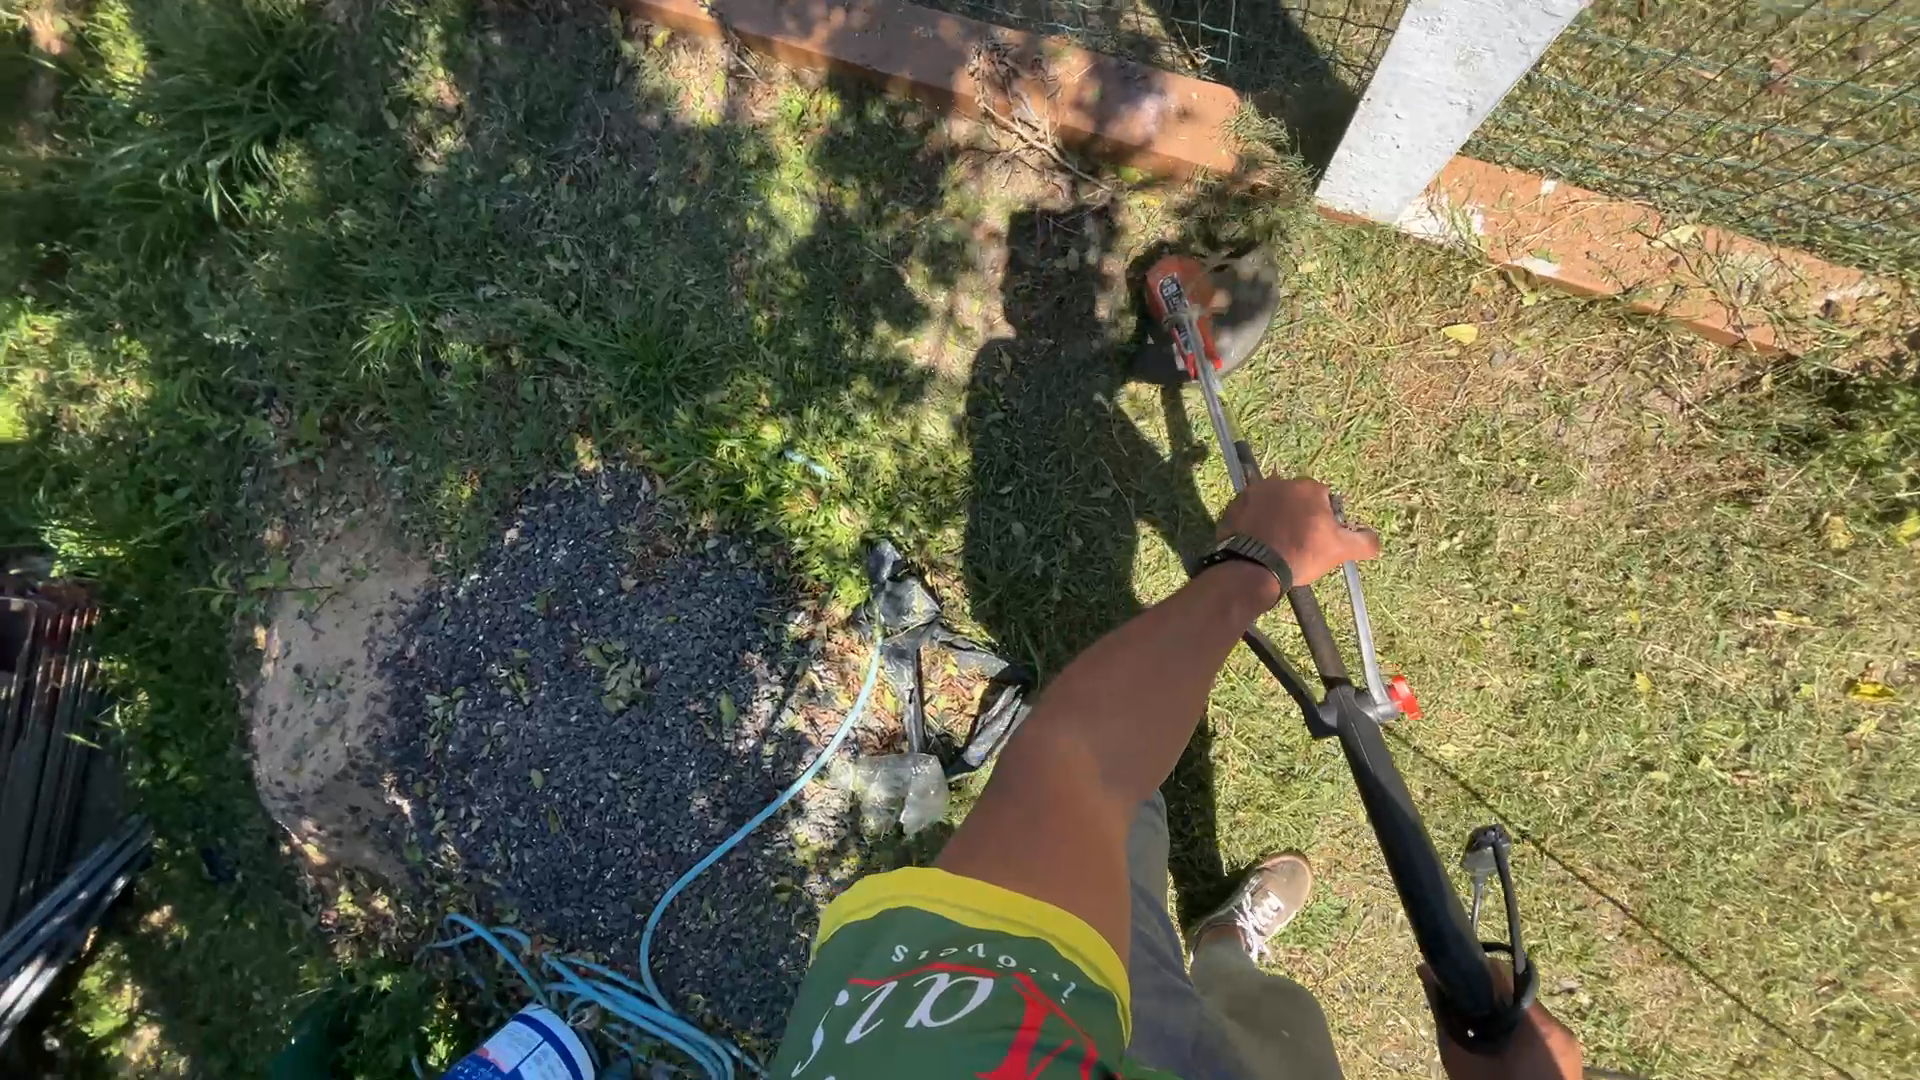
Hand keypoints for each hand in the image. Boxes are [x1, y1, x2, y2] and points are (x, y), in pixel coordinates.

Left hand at [1218, 477, 1379, 584]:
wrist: (1253, 566)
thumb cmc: (1300, 553)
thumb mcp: (1340, 549)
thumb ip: (1364, 541)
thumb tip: (1373, 539)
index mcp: (1308, 488)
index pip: (1322, 498)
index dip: (1321, 518)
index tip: (1316, 536)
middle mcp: (1278, 483)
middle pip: (1294, 498)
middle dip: (1297, 514)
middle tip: (1295, 541)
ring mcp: (1252, 493)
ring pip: (1270, 503)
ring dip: (1273, 516)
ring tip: (1274, 542)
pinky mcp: (1232, 506)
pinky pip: (1248, 511)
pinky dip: (1252, 521)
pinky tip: (1255, 540)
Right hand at [1420, 963, 1583, 1079]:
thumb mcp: (1459, 1054)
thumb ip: (1443, 1009)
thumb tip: (1426, 970)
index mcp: (1538, 1025)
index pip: (1500, 974)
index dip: (1471, 972)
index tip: (1451, 981)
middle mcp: (1560, 1029)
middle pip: (1511, 993)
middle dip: (1483, 997)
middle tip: (1460, 1013)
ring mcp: (1568, 1046)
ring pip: (1522, 1012)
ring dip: (1498, 1015)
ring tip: (1476, 1034)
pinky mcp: (1569, 1060)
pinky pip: (1535, 1031)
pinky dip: (1514, 1032)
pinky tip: (1496, 1049)